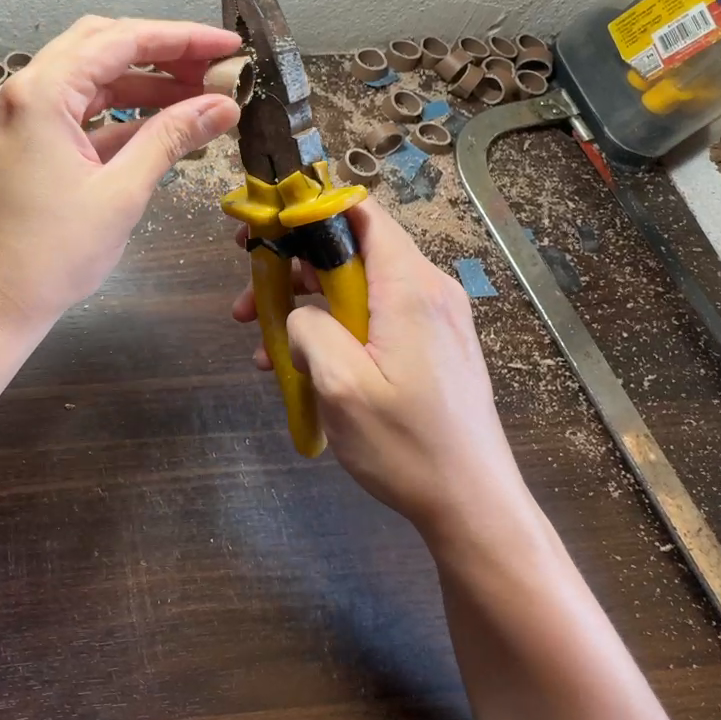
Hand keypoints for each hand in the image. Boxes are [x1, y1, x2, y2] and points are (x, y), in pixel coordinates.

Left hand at [0, 16, 242, 334]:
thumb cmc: (51, 256)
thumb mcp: (121, 193)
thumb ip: (170, 138)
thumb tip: (221, 105)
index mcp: (38, 95)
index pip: (118, 40)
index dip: (179, 38)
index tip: (226, 46)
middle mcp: (19, 93)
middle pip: (98, 47)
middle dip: (159, 54)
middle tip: (212, 68)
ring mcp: (14, 117)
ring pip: (85, 79)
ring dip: (139, 84)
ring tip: (197, 97)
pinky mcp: (17, 142)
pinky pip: (71, 112)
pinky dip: (113, 114)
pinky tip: (159, 125)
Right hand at [231, 201, 526, 534]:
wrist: (473, 508)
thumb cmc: (407, 445)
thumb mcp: (341, 385)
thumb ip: (309, 329)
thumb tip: (300, 316)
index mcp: (410, 288)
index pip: (360, 215)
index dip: (305, 212)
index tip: (260, 234)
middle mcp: (427, 291)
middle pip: (348, 252)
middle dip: (290, 271)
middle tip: (247, 305)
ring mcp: (431, 320)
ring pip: (353, 289)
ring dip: (304, 308)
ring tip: (265, 347)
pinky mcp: (429, 346)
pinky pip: (370, 319)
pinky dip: (330, 332)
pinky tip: (298, 368)